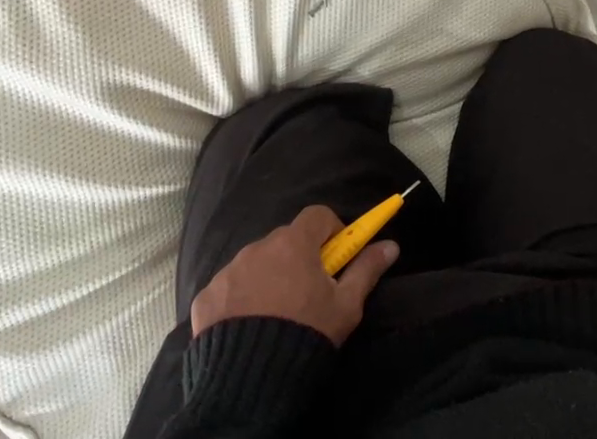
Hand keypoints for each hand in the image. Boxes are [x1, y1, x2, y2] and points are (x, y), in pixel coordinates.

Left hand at [189, 205, 398, 344]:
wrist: (249, 380)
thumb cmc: (306, 332)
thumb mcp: (345, 305)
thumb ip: (367, 270)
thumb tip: (391, 245)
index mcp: (294, 243)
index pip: (317, 215)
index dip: (331, 230)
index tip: (337, 256)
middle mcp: (258, 248)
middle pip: (285, 240)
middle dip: (299, 256)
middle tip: (309, 291)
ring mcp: (227, 272)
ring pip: (256, 262)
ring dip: (269, 276)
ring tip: (276, 313)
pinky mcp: (205, 296)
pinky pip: (229, 287)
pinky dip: (241, 297)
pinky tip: (249, 325)